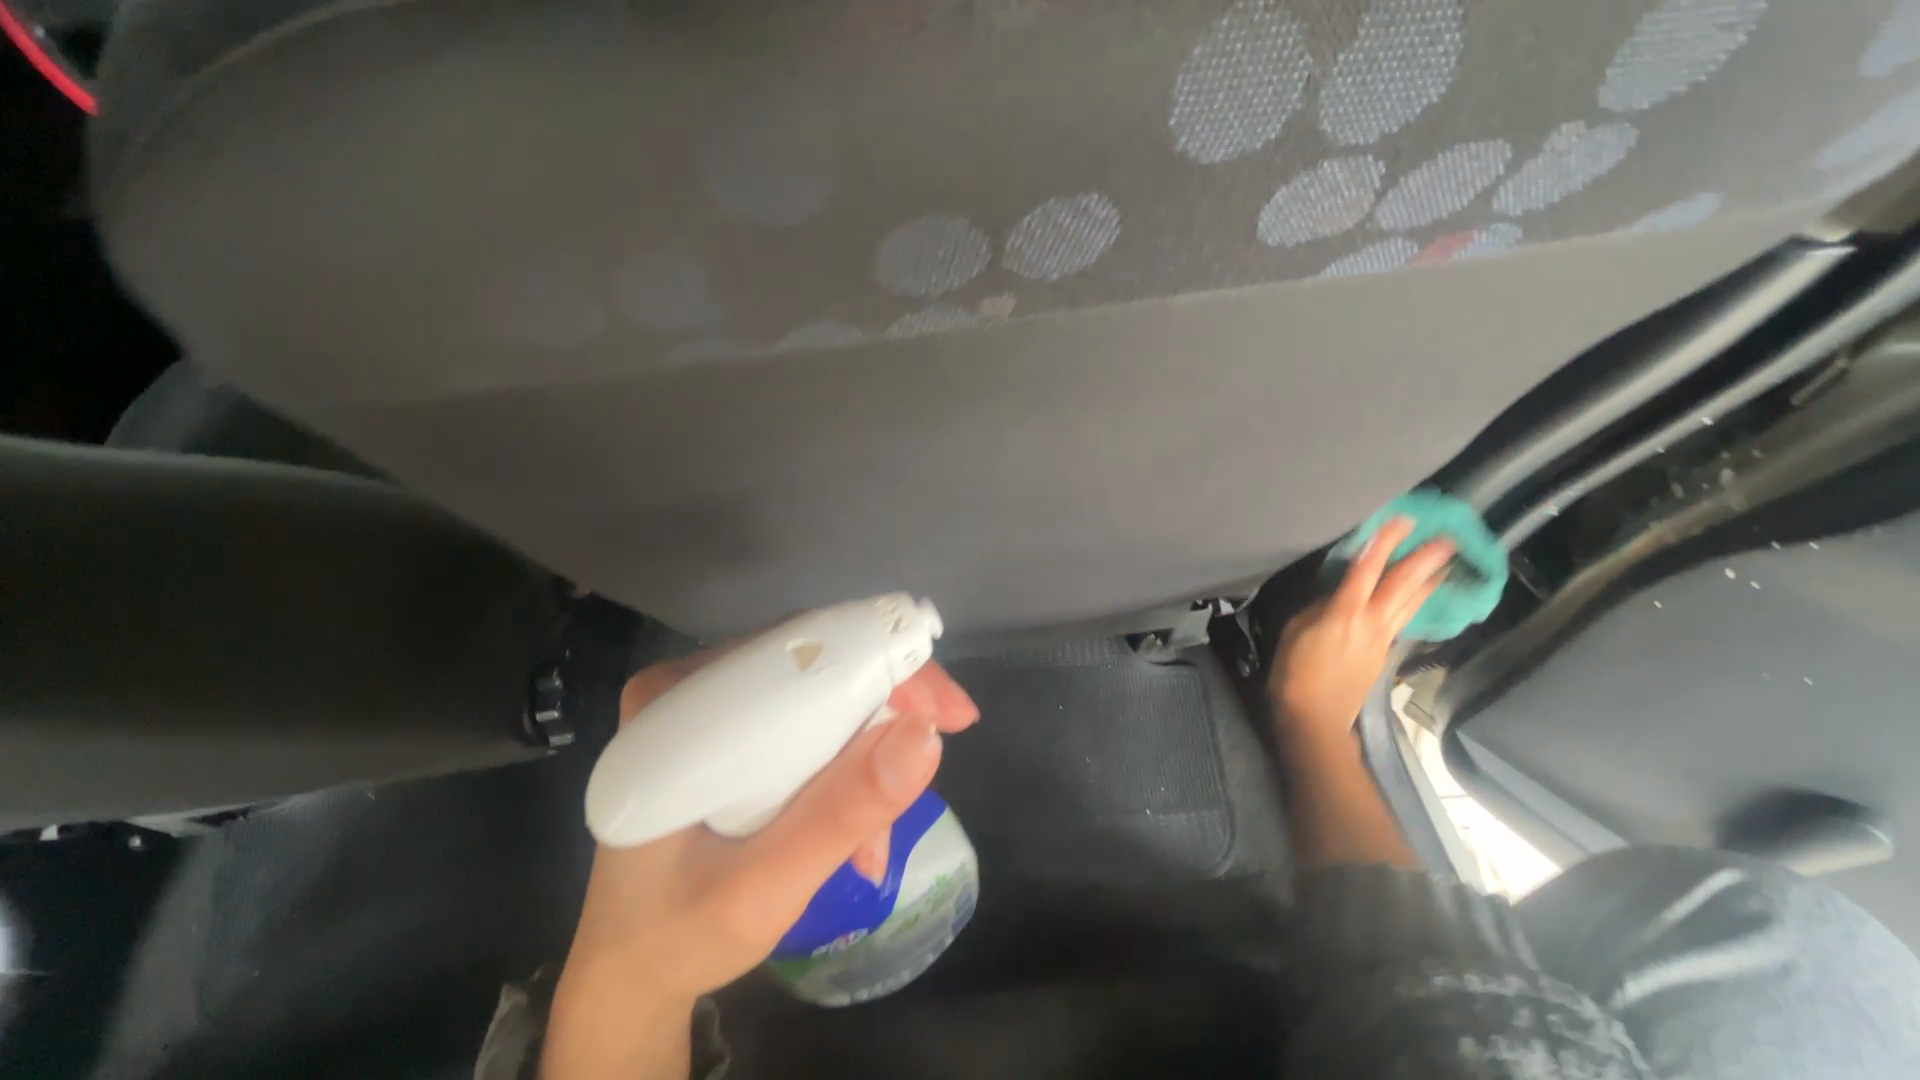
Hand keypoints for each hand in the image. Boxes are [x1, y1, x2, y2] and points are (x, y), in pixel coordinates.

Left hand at [557, 648, 978, 1007]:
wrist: (628, 974)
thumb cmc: (680, 934)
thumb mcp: (763, 887)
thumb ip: (839, 814)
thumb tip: (925, 735)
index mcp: (677, 704)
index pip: (799, 652)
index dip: (883, 670)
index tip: (949, 714)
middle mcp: (689, 689)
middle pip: (813, 672)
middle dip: (883, 723)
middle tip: (932, 763)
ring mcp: (706, 713)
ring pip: (818, 703)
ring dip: (865, 762)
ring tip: (875, 846)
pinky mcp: (723, 740)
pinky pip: (804, 732)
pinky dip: (841, 776)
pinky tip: (853, 840)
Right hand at [1269, 518, 1453, 739]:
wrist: (1315, 717)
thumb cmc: (1294, 671)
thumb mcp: (1296, 630)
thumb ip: (1320, 607)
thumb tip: (1337, 596)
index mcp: (1344, 612)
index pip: (1366, 569)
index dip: (1383, 543)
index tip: (1401, 520)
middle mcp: (1371, 622)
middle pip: (1403, 585)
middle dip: (1425, 560)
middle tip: (1448, 539)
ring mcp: (1382, 639)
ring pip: (1411, 603)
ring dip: (1430, 581)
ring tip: (1448, 563)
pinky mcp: (1384, 653)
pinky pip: (1404, 620)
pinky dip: (1417, 603)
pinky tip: (1422, 596)